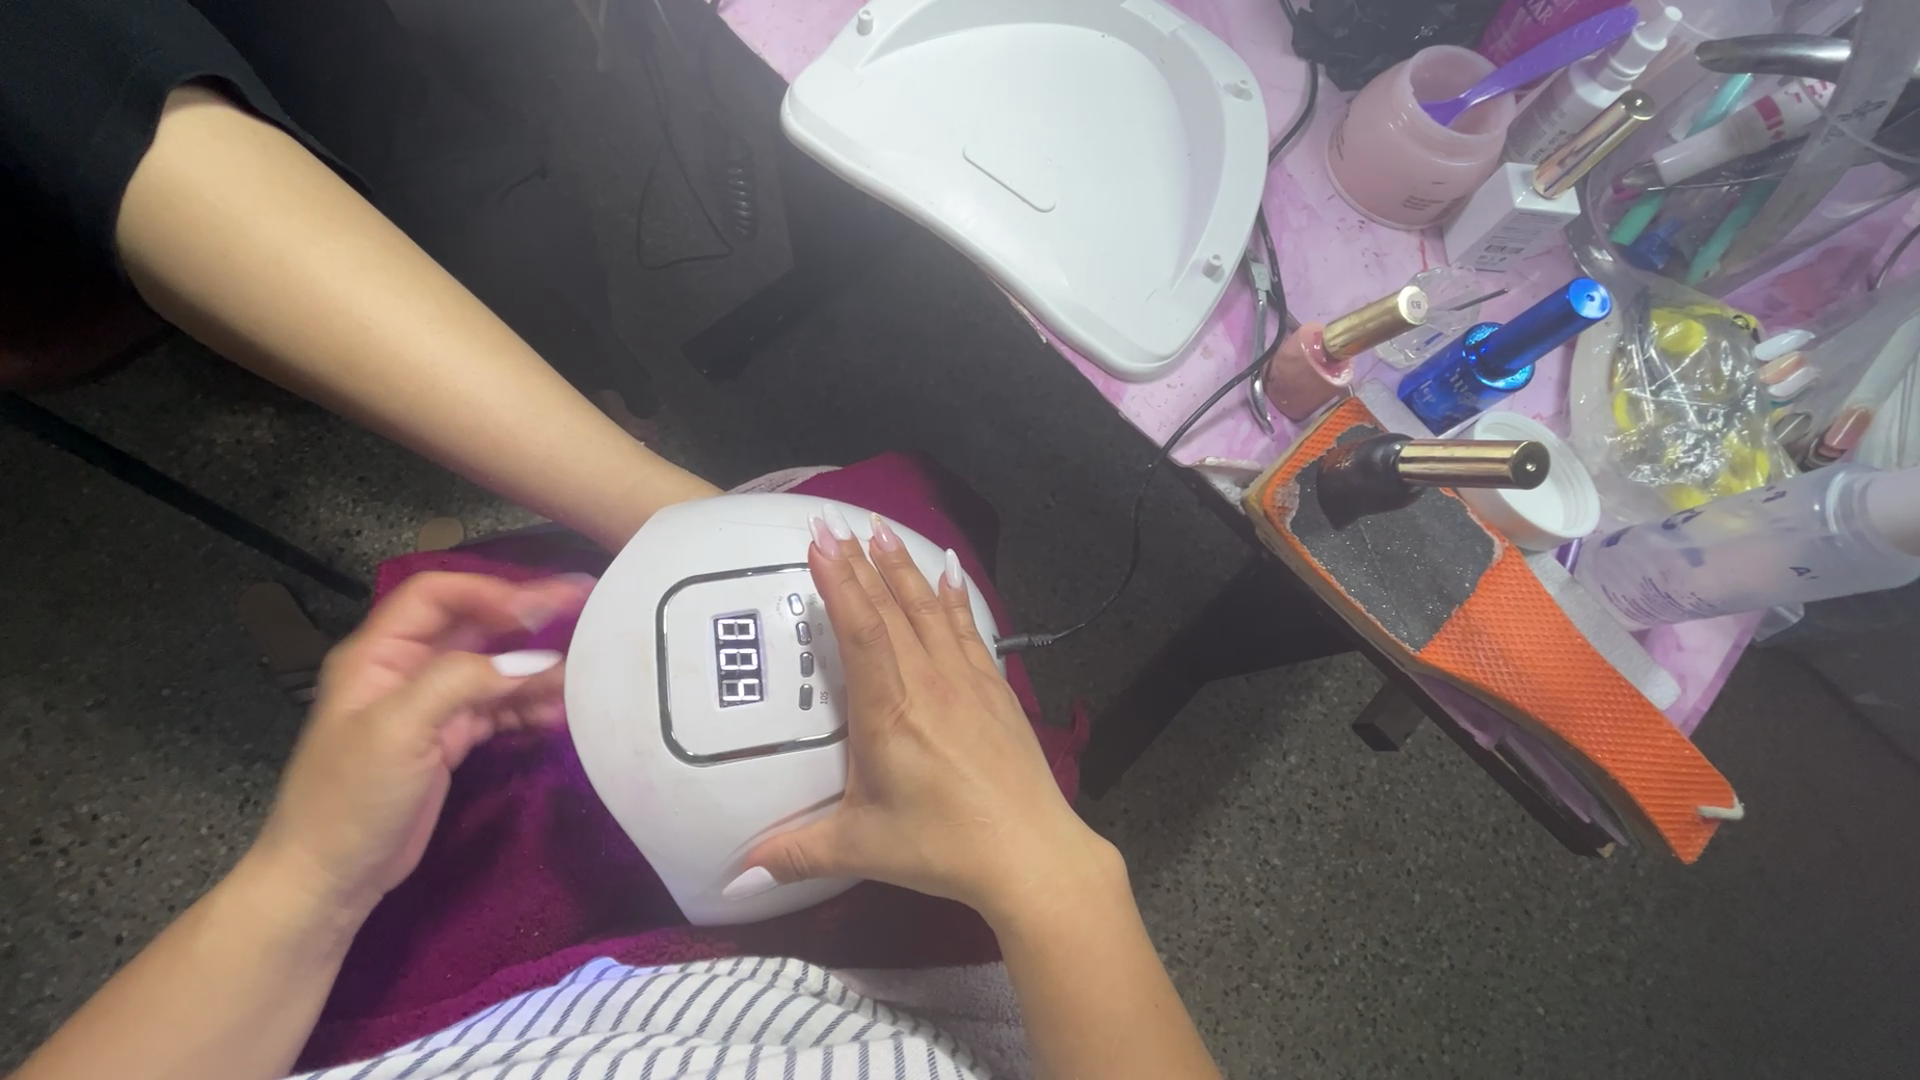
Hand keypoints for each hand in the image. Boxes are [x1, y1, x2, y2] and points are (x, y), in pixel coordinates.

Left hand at [249, 571, 593, 916]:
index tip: (540, 610)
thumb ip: (461, 682)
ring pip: (497, 667)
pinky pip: (503, 707)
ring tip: (583, 676)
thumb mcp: (398, 730)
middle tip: (583, 608)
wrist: (330, 879)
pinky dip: (533, 706)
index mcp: (380, 654)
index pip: (438, 595)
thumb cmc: (349, 800)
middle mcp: (409, 669)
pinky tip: (561, 714)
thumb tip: (532, 660)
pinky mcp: (453, 736)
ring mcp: (433, 704)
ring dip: (538, 669)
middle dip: (530, 618)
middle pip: (477, 625)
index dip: (490, 592)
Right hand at [742, 509, 1117, 925]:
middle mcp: (928, 681)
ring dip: (904, 568)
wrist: (1031, 852)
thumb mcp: (862, 848)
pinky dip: (954, 598)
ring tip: (883, 529)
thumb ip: (796, 854)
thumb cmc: (942, 846)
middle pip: (891, 608)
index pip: (861, 630)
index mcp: (889, 710)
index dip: (839, 582)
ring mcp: (967, 680)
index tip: (819, 540)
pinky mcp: (995, 689)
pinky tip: (951, 572)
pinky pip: (970, 630)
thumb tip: (734, 878)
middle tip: (835, 520)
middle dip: (859, 561)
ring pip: (929, 610)